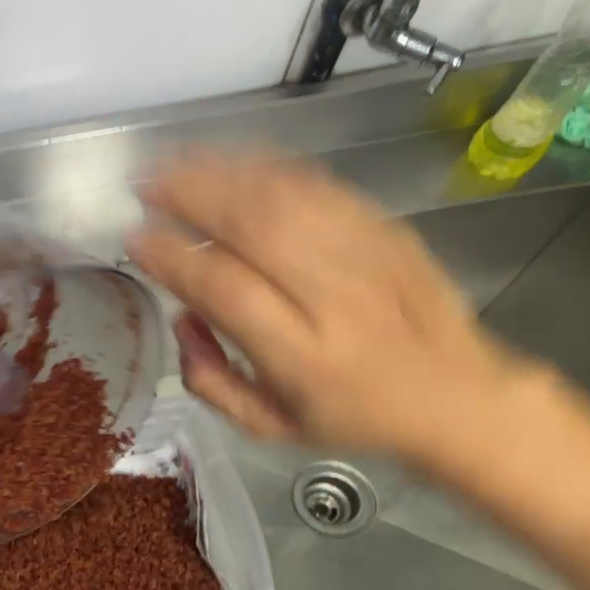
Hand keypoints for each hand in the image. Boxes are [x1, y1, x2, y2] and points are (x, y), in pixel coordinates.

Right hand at [126, 151, 544, 463]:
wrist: (455, 392)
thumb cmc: (350, 416)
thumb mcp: (270, 427)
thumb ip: (212, 382)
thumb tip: (181, 320)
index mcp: (301, 357)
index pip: (226, 291)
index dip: (174, 259)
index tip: (135, 239)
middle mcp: (334, 298)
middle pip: (253, 227)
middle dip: (190, 196)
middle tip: (145, 184)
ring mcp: (365, 255)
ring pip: (285, 196)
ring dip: (222, 172)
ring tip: (175, 163)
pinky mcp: (385, 228)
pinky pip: (319, 186)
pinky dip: (267, 167)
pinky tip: (232, 163)